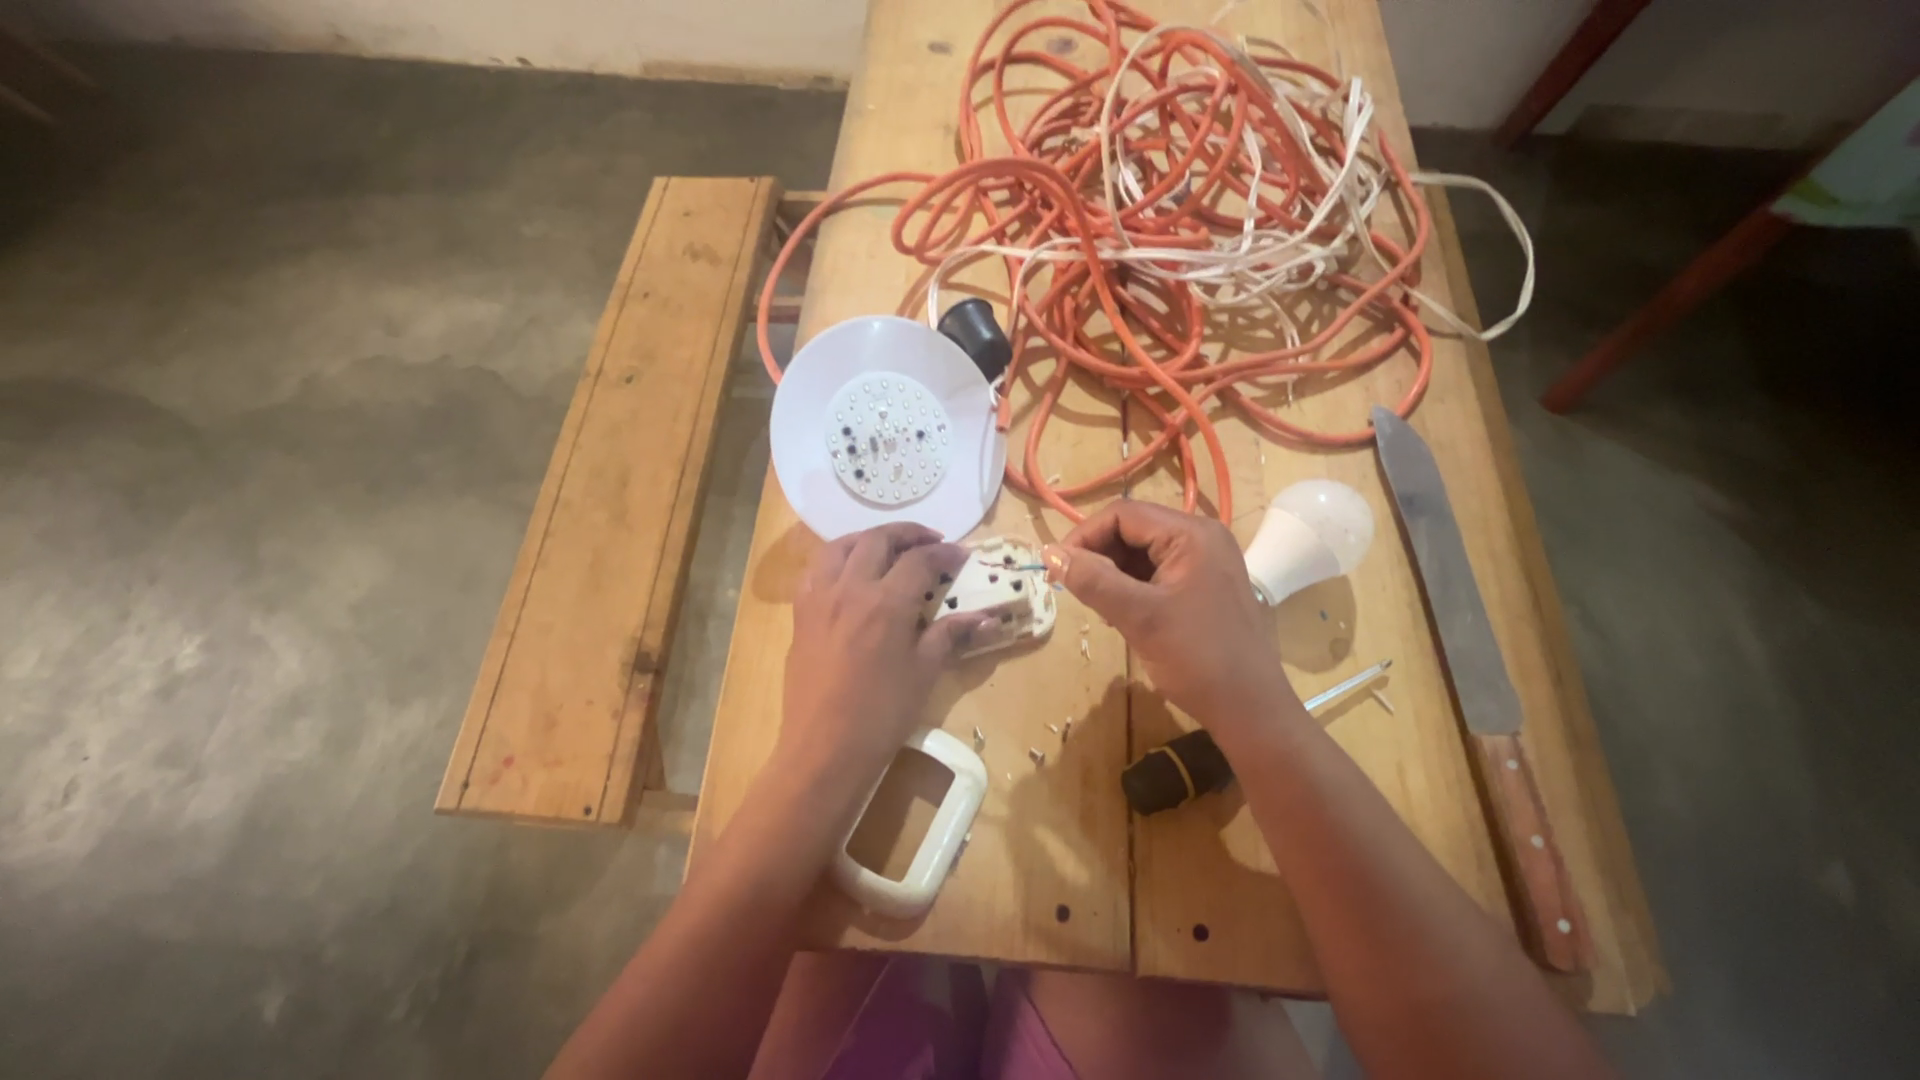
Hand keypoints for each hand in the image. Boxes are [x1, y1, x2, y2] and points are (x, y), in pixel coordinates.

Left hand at [778, 523, 990, 789]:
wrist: (824, 747)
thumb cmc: (882, 714)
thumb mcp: (925, 672)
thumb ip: (951, 635)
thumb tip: (988, 617)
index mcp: (886, 603)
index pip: (920, 560)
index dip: (944, 554)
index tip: (961, 556)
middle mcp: (850, 588)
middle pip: (878, 540)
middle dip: (909, 534)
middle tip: (931, 543)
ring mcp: (819, 598)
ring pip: (841, 546)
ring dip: (869, 538)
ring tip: (889, 548)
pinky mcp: (800, 613)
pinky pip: (816, 569)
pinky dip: (837, 558)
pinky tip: (849, 572)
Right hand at [1049, 501, 1296, 736]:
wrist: (1249, 708)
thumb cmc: (1197, 659)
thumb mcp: (1139, 617)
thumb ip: (1093, 580)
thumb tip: (1051, 553)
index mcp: (1192, 535)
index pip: (1123, 514)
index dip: (1084, 536)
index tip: (1057, 568)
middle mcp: (1201, 538)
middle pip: (1133, 530)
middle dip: (1099, 556)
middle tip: (1076, 591)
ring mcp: (1205, 562)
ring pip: (1142, 553)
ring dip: (1113, 574)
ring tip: (1100, 608)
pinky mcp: (1204, 586)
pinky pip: (1157, 573)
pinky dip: (1132, 588)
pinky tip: (1122, 616)